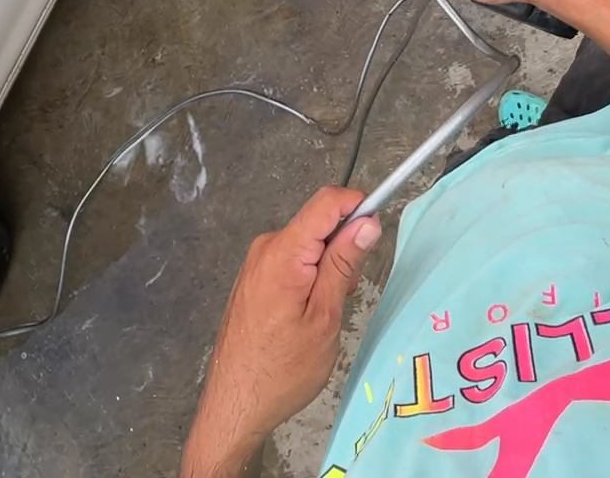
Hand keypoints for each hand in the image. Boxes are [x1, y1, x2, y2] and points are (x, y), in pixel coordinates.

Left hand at [181, 188, 381, 477]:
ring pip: (308, 243)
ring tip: (323, 314)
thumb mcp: (325, 317)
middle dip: (343, 247)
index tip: (375, 232)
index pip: (328, 201)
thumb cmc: (283, 370)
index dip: (358, 205)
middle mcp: (266, 247)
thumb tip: (368, 221)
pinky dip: (309, 276)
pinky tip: (305, 316)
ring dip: (326, 266)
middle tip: (346, 295)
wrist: (234, 408)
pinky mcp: (254, 278)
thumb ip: (344, 264)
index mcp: (283, 252)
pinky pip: (292, 259)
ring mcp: (256, 262)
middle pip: (318, 222)